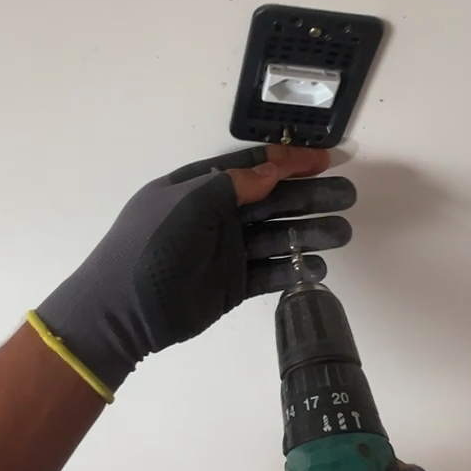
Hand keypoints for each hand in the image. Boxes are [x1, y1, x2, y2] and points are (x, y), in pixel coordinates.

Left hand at [33, 145, 351, 395]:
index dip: (288, 161)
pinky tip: (319, 266)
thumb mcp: (189, 202)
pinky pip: (269, 272)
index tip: (325, 160)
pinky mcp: (231, 285)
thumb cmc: (153, 245)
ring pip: (276, 236)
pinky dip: (295, 268)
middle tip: (347, 195)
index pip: (252, 167)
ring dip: (309, 232)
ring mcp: (224, 251)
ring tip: (344, 231)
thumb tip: (272, 170)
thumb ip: (233, 185)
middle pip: (272, 200)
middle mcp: (215, 216)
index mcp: (200, 187)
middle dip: (309, 196)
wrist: (122, 310)